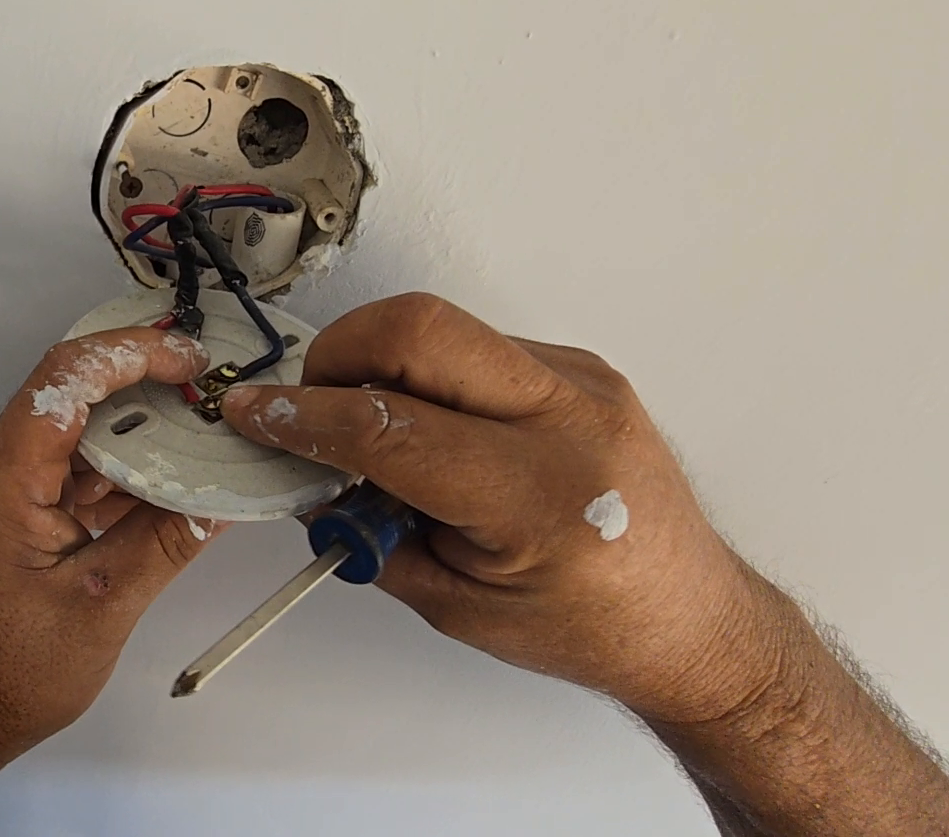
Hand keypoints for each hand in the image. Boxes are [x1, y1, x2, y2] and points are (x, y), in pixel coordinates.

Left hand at [0, 327, 226, 787]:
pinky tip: (162, 479)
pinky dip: (114, 471)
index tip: (184, 358)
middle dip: (140, 385)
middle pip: (69, 397)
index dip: (128, 354)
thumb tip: (218, 495)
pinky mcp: (10, 508)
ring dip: (132, 433)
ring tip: (196, 432)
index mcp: (0, 478)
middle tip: (202, 388)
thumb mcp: (100, 605)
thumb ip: (164, 541)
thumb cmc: (4, 672)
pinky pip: (67, 470)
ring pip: (73, 434)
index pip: (63, 380)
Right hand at [220, 293, 774, 723]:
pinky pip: (463, 342)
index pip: (389, 428)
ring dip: (371, 359)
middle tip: (313, 399)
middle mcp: (567, 420)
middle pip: (416, 329)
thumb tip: (306, 472)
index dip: (303, 415)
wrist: (697, 617)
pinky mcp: (573, 365)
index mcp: (538, 498)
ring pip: (434, 323)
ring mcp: (576, 381)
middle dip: (336, 351)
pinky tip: (425, 421)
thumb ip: (365, 532)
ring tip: (368, 418)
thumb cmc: (579, 624)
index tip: (252, 412)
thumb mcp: (450, 602)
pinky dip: (415, 371)